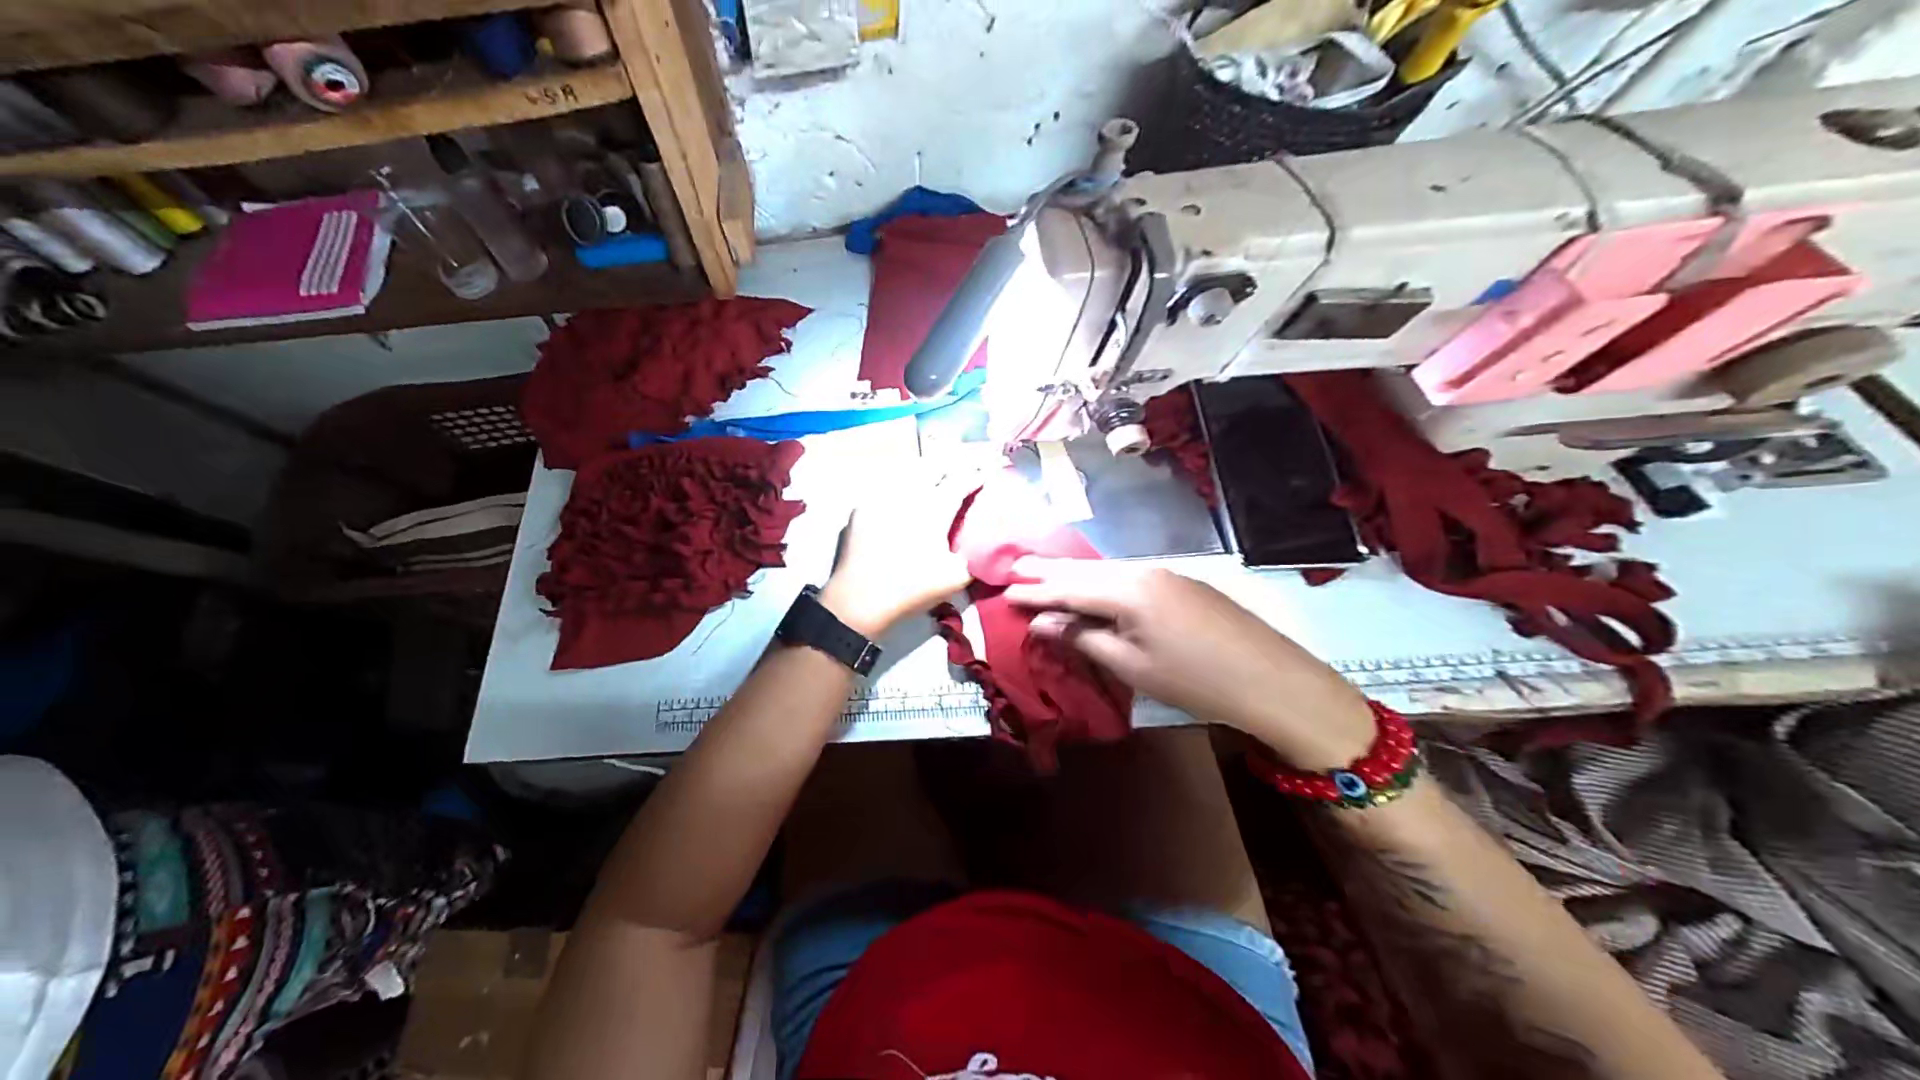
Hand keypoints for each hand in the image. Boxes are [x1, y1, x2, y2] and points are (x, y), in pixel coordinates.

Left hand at [817, 468, 978, 637]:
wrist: (859, 602)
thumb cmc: (912, 589)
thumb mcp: (957, 578)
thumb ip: (977, 555)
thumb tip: (988, 543)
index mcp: (935, 508)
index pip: (962, 479)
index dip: (977, 474)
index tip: (987, 473)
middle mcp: (908, 494)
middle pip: (935, 468)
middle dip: (951, 469)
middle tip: (962, 474)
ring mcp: (881, 499)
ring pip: (908, 475)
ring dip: (925, 476)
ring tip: (935, 482)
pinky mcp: (861, 510)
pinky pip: (886, 491)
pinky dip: (900, 491)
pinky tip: (903, 502)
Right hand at [1004, 558, 1376, 770]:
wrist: (1273, 680)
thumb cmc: (1194, 680)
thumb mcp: (1131, 665)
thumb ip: (1083, 638)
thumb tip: (1042, 622)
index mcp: (1127, 591)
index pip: (1068, 587)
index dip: (1034, 592)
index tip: (1004, 591)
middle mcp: (1144, 572)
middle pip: (1086, 570)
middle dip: (1049, 571)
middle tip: (1014, 567)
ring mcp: (1168, 574)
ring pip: (1108, 570)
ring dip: (1075, 574)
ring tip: (1045, 574)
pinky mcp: (1184, 584)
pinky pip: (1129, 576)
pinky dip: (1102, 581)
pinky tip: (1095, 587)